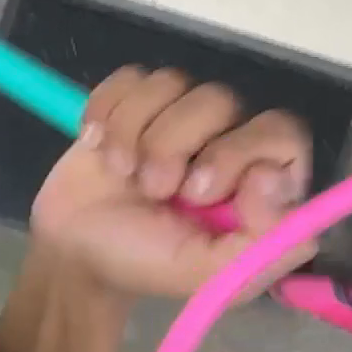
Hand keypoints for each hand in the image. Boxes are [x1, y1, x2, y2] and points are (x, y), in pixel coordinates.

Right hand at [29, 66, 318, 299]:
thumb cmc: (143, 263)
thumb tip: (271, 175)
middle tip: (152, 188)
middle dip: (173, 145)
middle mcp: (221, 141)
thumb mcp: (211, 274)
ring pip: (169, 82)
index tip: (199, 194)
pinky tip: (96, 144)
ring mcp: (171, 119)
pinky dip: (105, 110)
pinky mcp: (125, 105)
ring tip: (120, 171)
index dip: (239, 152)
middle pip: (218, 99)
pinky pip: (127, 77)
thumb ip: (265, 241)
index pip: (280, 132)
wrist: (71, 249)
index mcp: (256, 183)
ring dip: (133, 129)